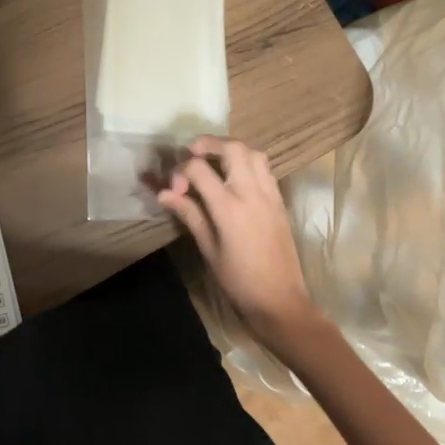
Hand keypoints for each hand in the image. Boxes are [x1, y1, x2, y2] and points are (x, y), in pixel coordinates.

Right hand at [158, 136, 323, 341]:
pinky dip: (248, 163)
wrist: (280, 300)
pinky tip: (236, 179)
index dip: (180, 171)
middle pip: (232, 148)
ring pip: (254, 153)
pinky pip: (265, 169)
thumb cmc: (238, 280)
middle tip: (192, 154)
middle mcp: (251, 193)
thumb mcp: (208, 248)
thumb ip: (189, 215)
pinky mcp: (280, 201)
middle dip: (208, 144)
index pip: (199, 169)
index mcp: (229, 207)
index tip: (174, 189)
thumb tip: (165, 193)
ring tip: (215, 163)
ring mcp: (270, 195)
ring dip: (232, 150)